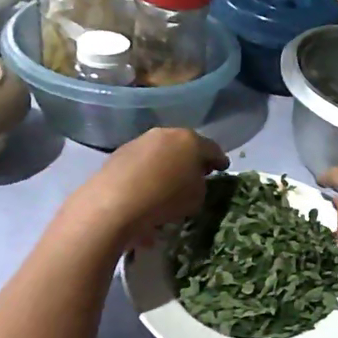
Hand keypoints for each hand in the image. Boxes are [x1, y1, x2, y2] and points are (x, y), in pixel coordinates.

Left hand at [71, 128, 227, 246]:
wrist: (114, 202)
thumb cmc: (165, 198)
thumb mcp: (197, 198)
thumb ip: (200, 185)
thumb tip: (193, 180)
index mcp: (190, 140)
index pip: (212, 149)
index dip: (219, 160)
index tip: (223, 168)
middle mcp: (165, 134)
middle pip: (184, 146)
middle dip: (191, 160)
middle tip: (196, 176)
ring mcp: (139, 142)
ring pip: (160, 154)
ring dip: (166, 167)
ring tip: (167, 187)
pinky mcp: (118, 154)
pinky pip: (141, 165)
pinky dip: (147, 175)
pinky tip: (145, 193)